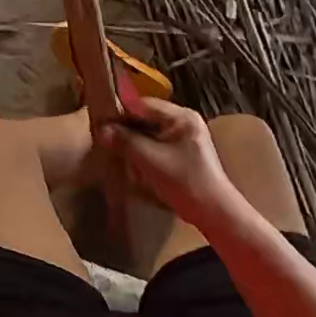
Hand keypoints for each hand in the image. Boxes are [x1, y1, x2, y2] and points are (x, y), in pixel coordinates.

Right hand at [99, 98, 237, 227]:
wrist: (213, 211)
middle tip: (106, 140)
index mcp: (182, 116)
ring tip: (117, 153)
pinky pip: (156, 145)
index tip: (101, 124)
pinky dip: (143, 152)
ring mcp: (185, 137)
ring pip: (150, 132)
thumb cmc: (185, 182)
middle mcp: (184, 121)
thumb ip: (126, 142)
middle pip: (146, 118)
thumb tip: (101, 129)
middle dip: (126, 130)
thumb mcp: (151, 161)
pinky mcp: (183, 153)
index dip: (121, 113)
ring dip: (134, 143)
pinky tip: (133, 164)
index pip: (144, 105)